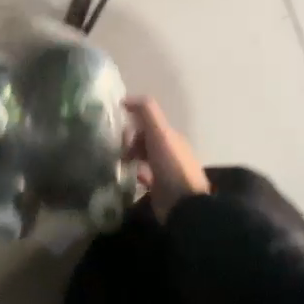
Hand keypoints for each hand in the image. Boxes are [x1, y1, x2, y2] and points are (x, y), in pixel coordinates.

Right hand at [124, 95, 208, 221]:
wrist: (183, 205)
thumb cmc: (171, 166)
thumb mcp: (159, 132)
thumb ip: (146, 111)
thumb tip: (125, 98)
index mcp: (172, 136)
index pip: (148, 122)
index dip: (133, 123)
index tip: (119, 131)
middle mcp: (170, 151)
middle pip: (145, 139)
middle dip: (130, 140)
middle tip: (120, 149)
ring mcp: (166, 171)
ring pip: (143, 156)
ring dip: (131, 156)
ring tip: (121, 162)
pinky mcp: (160, 188)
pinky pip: (144, 175)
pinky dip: (136, 173)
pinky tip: (132, 175)